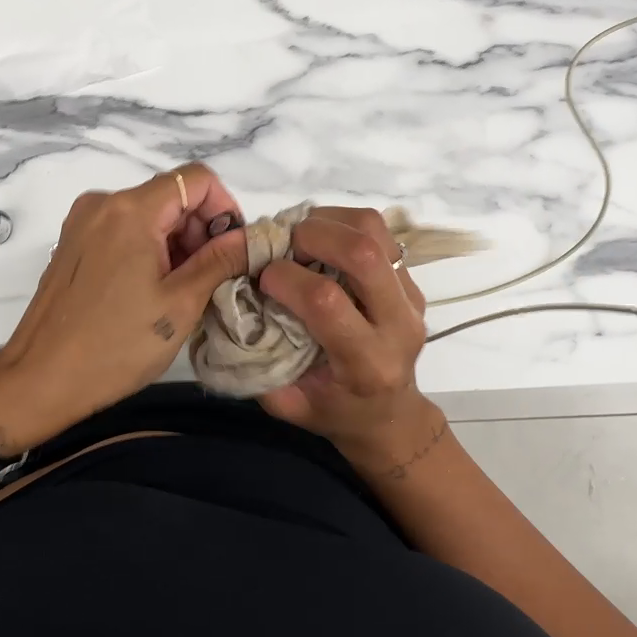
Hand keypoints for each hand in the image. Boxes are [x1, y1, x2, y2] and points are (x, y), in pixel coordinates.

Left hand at [0, 163, 247, 455]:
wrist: (41, 379)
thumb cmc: (115, 345)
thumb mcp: (180, 304)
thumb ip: (219, 261)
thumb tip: (250, 237)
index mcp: (130, 209)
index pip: (198, 179)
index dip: (225, 210)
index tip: (231, 253)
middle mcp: (102, 204)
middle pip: (170, 196)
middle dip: (200, 231)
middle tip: (210, 282)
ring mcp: (82, 224)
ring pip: (148, 216)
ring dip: (176, 246)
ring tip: (181, 295)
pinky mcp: (72, 246)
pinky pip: (122, 232)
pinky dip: (147, 252)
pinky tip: (150, 294)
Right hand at [253, 207, 441, 465]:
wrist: (390, 415)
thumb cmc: (334, 412)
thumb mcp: (288, 404)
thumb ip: (257, 365)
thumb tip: (226, 313)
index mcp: (366, 363)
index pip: (326, 300)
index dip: (285, 278)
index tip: (261, 279)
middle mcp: (398, 326)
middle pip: (363, 253)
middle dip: (311, 235)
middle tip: (280, 244)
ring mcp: (410, 298)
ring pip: (376, 232)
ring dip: (329, 220)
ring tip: (299, 236)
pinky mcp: (410, 281)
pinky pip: (380, 234)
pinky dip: (341, 225)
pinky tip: (318, 243)